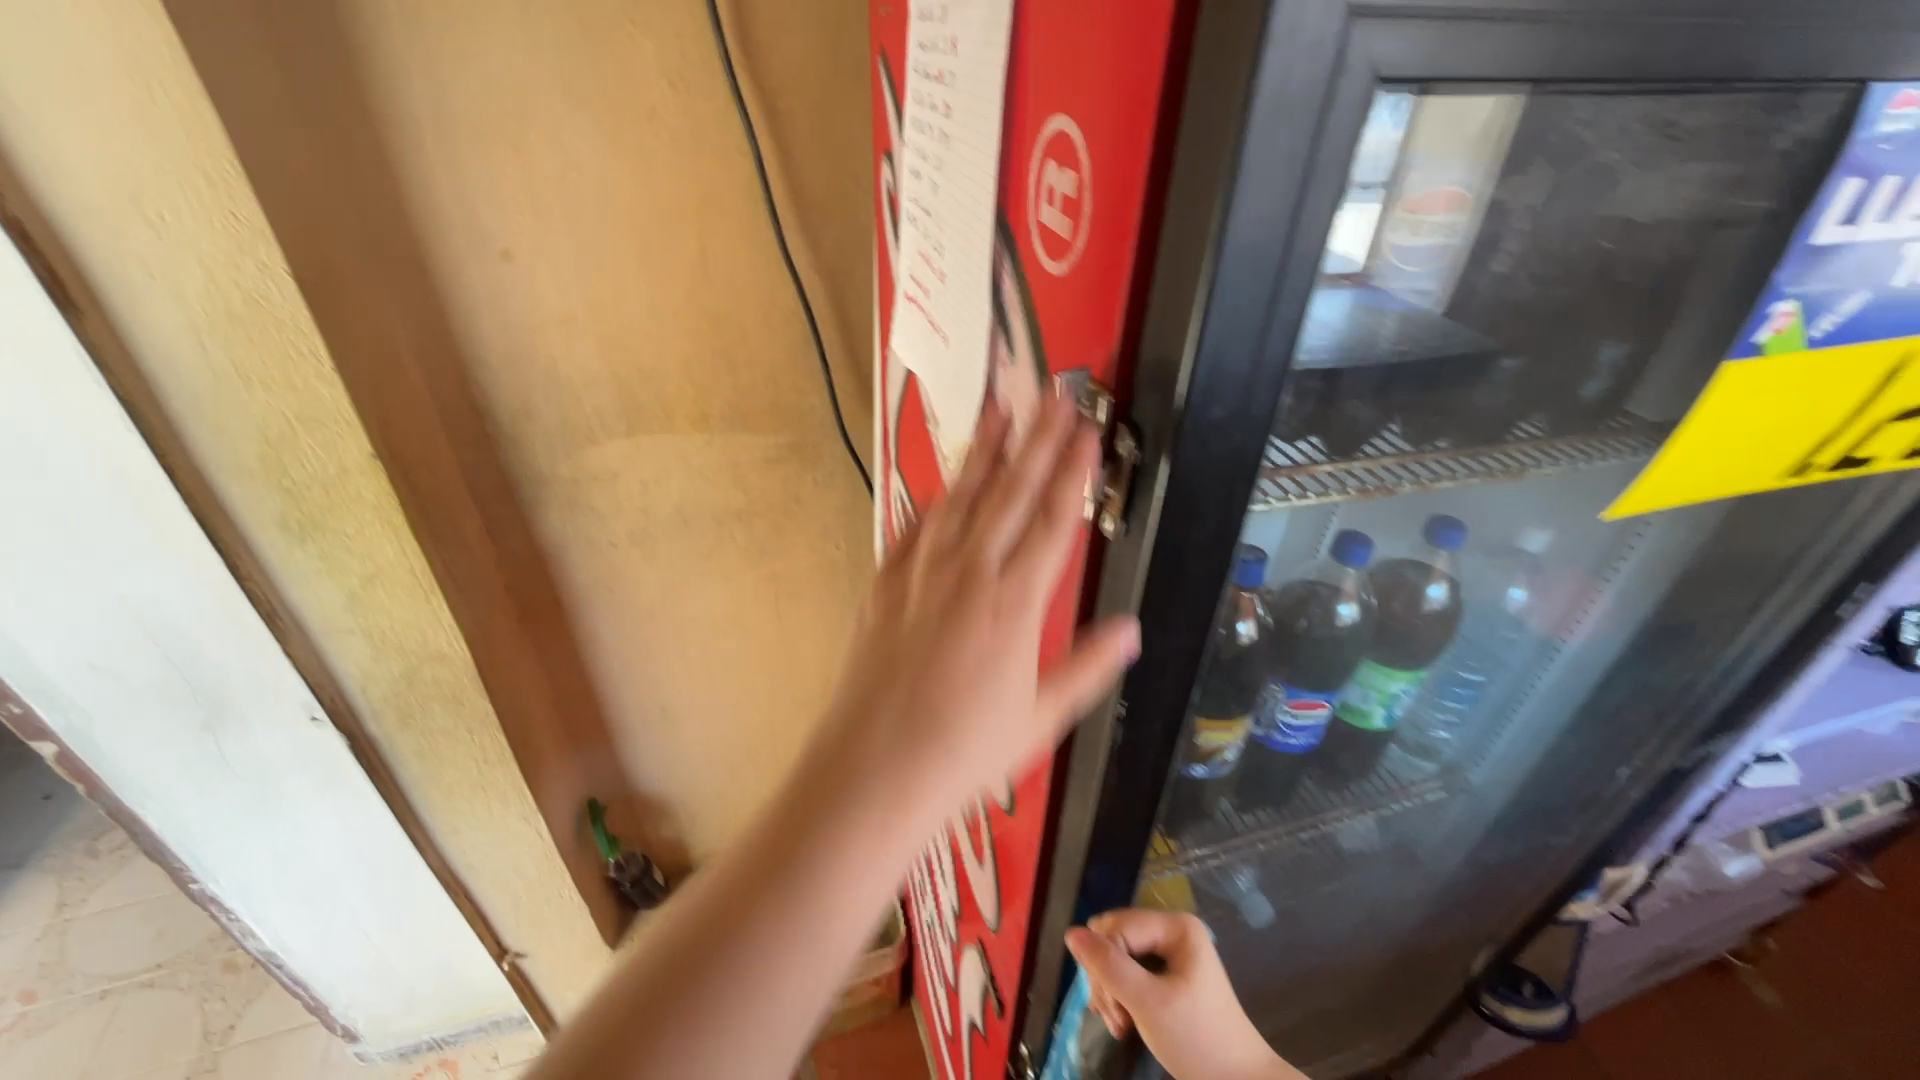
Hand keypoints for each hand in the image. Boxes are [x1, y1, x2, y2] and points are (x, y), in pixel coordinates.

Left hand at [814, 392, 1140, 830]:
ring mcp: (921, 575)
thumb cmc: (965, 751)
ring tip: (998, 407)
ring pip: (960, 499)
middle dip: (1035, 439)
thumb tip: (1130, 629)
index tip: (1086, 429)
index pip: (1053, 521)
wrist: (875, 769)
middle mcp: (968, 574)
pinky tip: (942, 484)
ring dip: (982, 451)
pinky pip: (914, 530)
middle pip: (1009, 493)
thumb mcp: (1041, 717)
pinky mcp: (885, 586)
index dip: (1072, 471)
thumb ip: (1087, 666)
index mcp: (1014, 603)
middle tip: (1053, 393)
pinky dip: (933, 502)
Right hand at [1066, 909, 1304, 1079]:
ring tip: (1121, 1025)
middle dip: (1106, 980)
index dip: (1104, 965)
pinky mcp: (1165, 975)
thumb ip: (1108, 966)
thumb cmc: (1197, 1040)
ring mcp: (1168, 953)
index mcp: (1175, 926)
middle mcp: (1170, 931)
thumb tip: (1070, 933)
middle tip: (1117, 1018)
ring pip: (1115, 958)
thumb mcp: (1148, 1002)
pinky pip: (1126, 973)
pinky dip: (1119, 998)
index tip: (1115, 1009)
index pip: (1114, 928)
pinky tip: (1123, 1022)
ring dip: (1110, 993)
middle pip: (1112, 939)